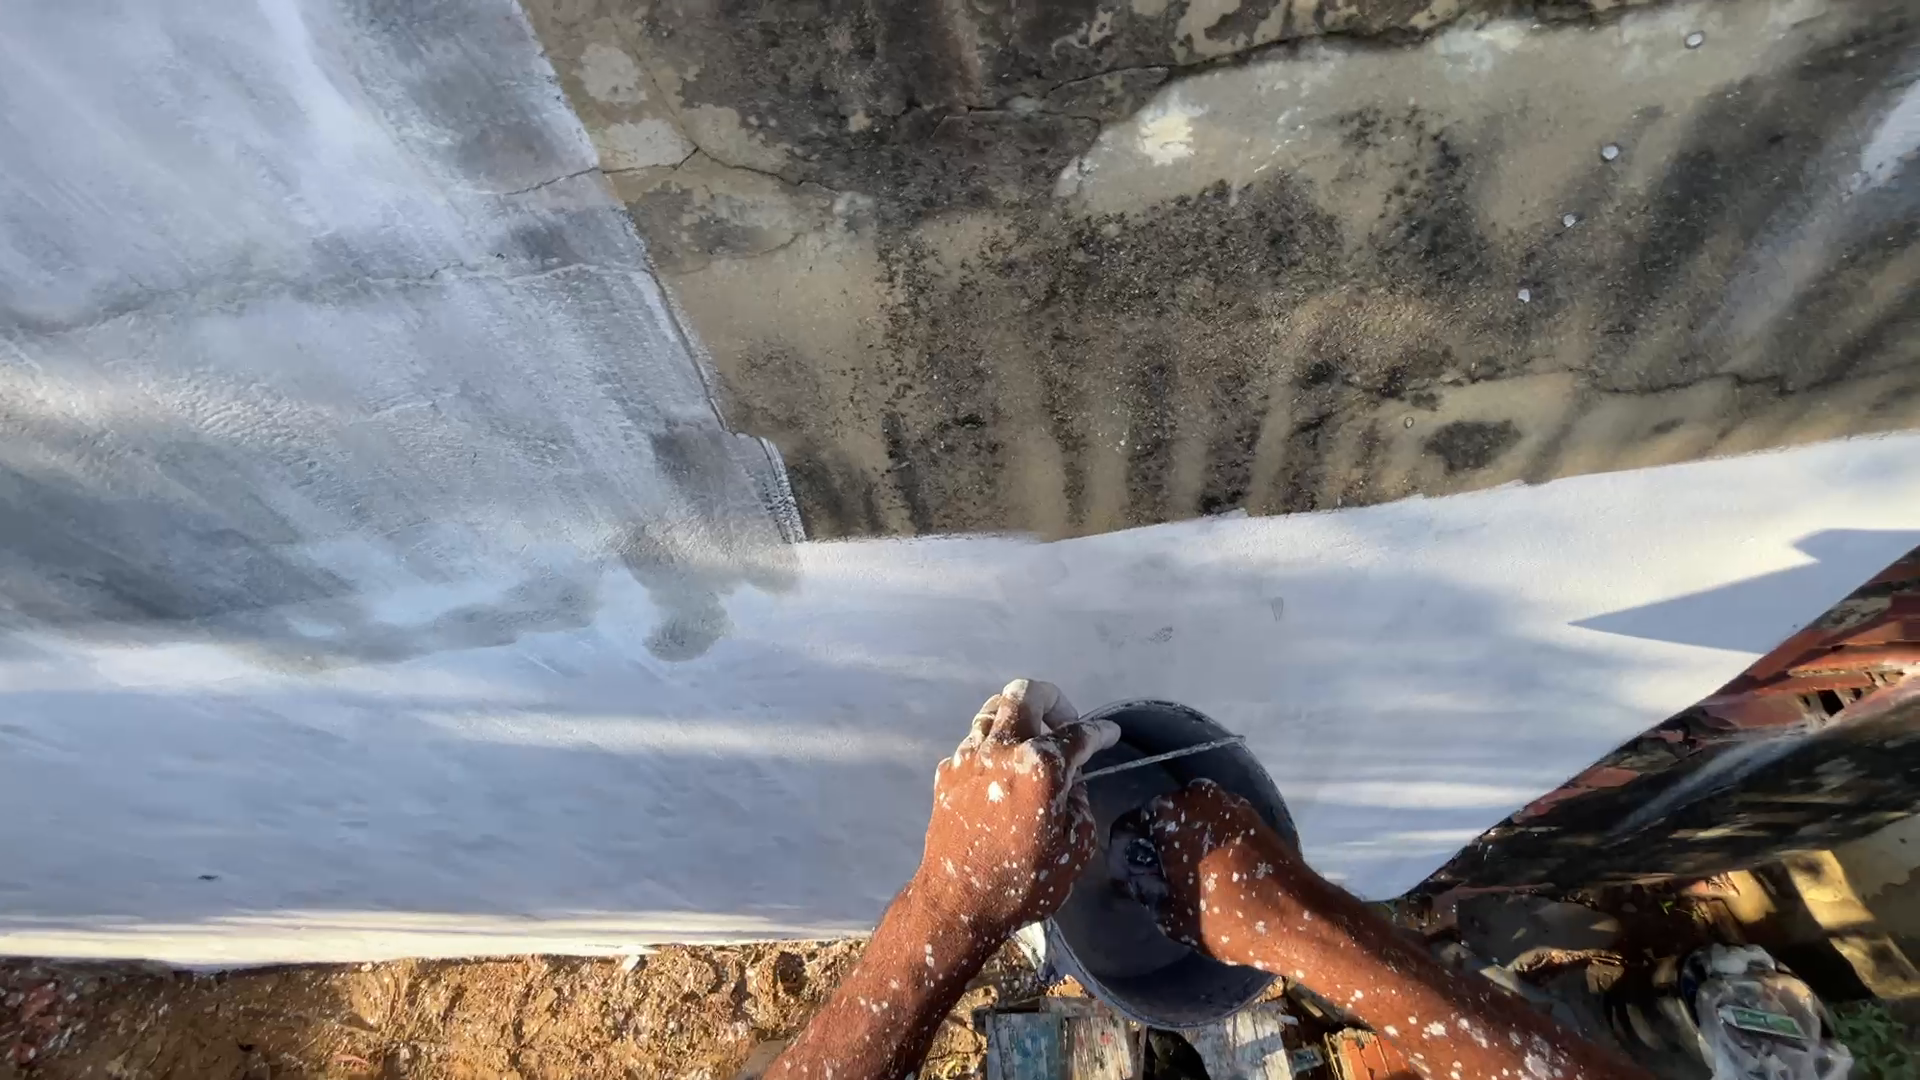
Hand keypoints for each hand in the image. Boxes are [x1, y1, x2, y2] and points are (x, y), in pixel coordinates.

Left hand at [916, 679, 1119, 937]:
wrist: (958, 902)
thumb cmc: (1025, 881)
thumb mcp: (1076, 846)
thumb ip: (1079, 801)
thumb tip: (1070, 781)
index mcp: (1040, 765)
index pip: (1078, 734)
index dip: (1100, 732)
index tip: (1109, 734)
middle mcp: (1002, 747)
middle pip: (1025, 693)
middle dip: (1052, 700)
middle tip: (1063, 723)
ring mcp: (969, 755)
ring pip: (994, 709)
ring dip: (1017, 717)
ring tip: (1030, 740)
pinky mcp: (947, 770)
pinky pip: (974, 740)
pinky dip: (994, 745)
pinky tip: (1002, 770)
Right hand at [1112, 779, 1301, 963]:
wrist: (1299, 919)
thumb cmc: (1227, 916)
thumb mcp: (1170, 914)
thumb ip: (1144, 890)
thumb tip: (1138, 879)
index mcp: (1167, 811)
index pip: (1127, 826)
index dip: (1121, 855)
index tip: (1126, 880)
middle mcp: (1194, 793)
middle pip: (1158, 818)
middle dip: (1151, 846)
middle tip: (1155, 881)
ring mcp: (1226, 799)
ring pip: (1188, 819)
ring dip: (1180, 843)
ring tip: (1185, 879)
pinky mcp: (1250, 813)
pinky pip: (1214, 823)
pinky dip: (1207, 841)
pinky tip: (1213, 872)